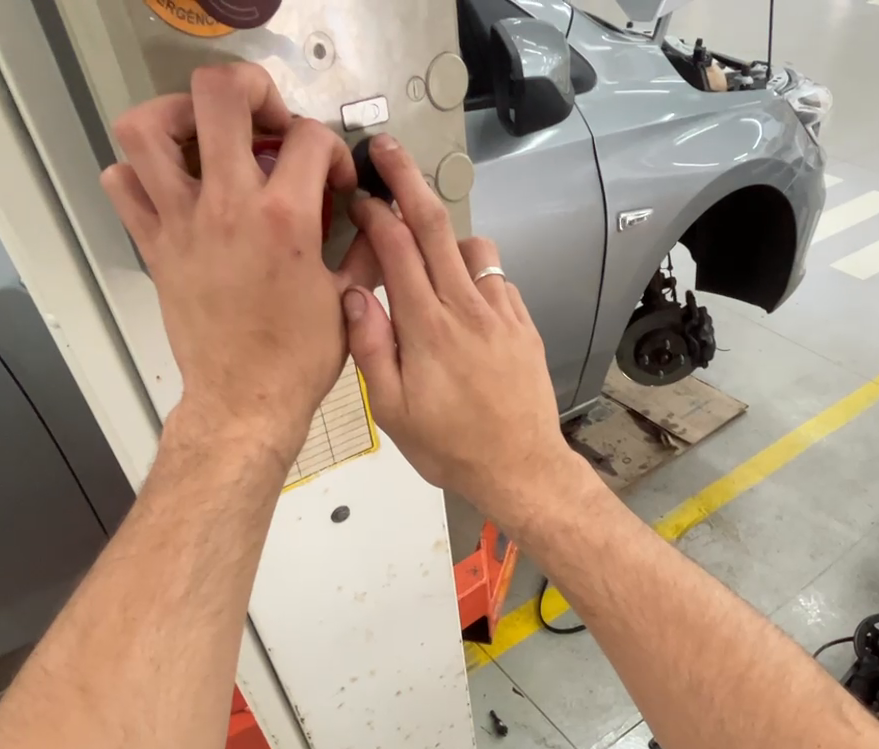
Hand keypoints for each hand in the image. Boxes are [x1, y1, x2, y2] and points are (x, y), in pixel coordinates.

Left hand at [100, 64, 362, 463]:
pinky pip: (122, 184)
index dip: (331, 148)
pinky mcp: (155, 246)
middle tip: (265, 121)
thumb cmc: (300, 359)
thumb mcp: (347, 300)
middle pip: (219, 96)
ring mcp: (183, 223)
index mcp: (285, 220)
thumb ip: (362, 249)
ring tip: (205, 138)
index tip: (334, 179)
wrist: (247, 400)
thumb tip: (372, 218)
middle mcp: (228, 207)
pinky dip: (139, 174)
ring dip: (177, 117)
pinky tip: (173, 188)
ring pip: (148, 128)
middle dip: (250, 90)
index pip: (310, 138)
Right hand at [341, 136, 584, 521]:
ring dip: (446, 235)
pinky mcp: (524, 326)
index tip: (357, 193)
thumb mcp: (392, 411)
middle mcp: (466, 307)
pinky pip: (499, 279)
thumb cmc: (449, 447)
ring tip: (428, 250)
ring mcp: (501, 314)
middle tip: (388, 149)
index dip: (373, 211)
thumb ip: (370, 347)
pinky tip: (466, 294)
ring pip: (473, 248)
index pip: (395, 247)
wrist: (521, 467)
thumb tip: (353, 293)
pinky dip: (477, 272)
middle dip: (408, 180)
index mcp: (426, 326)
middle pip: (434, 226)